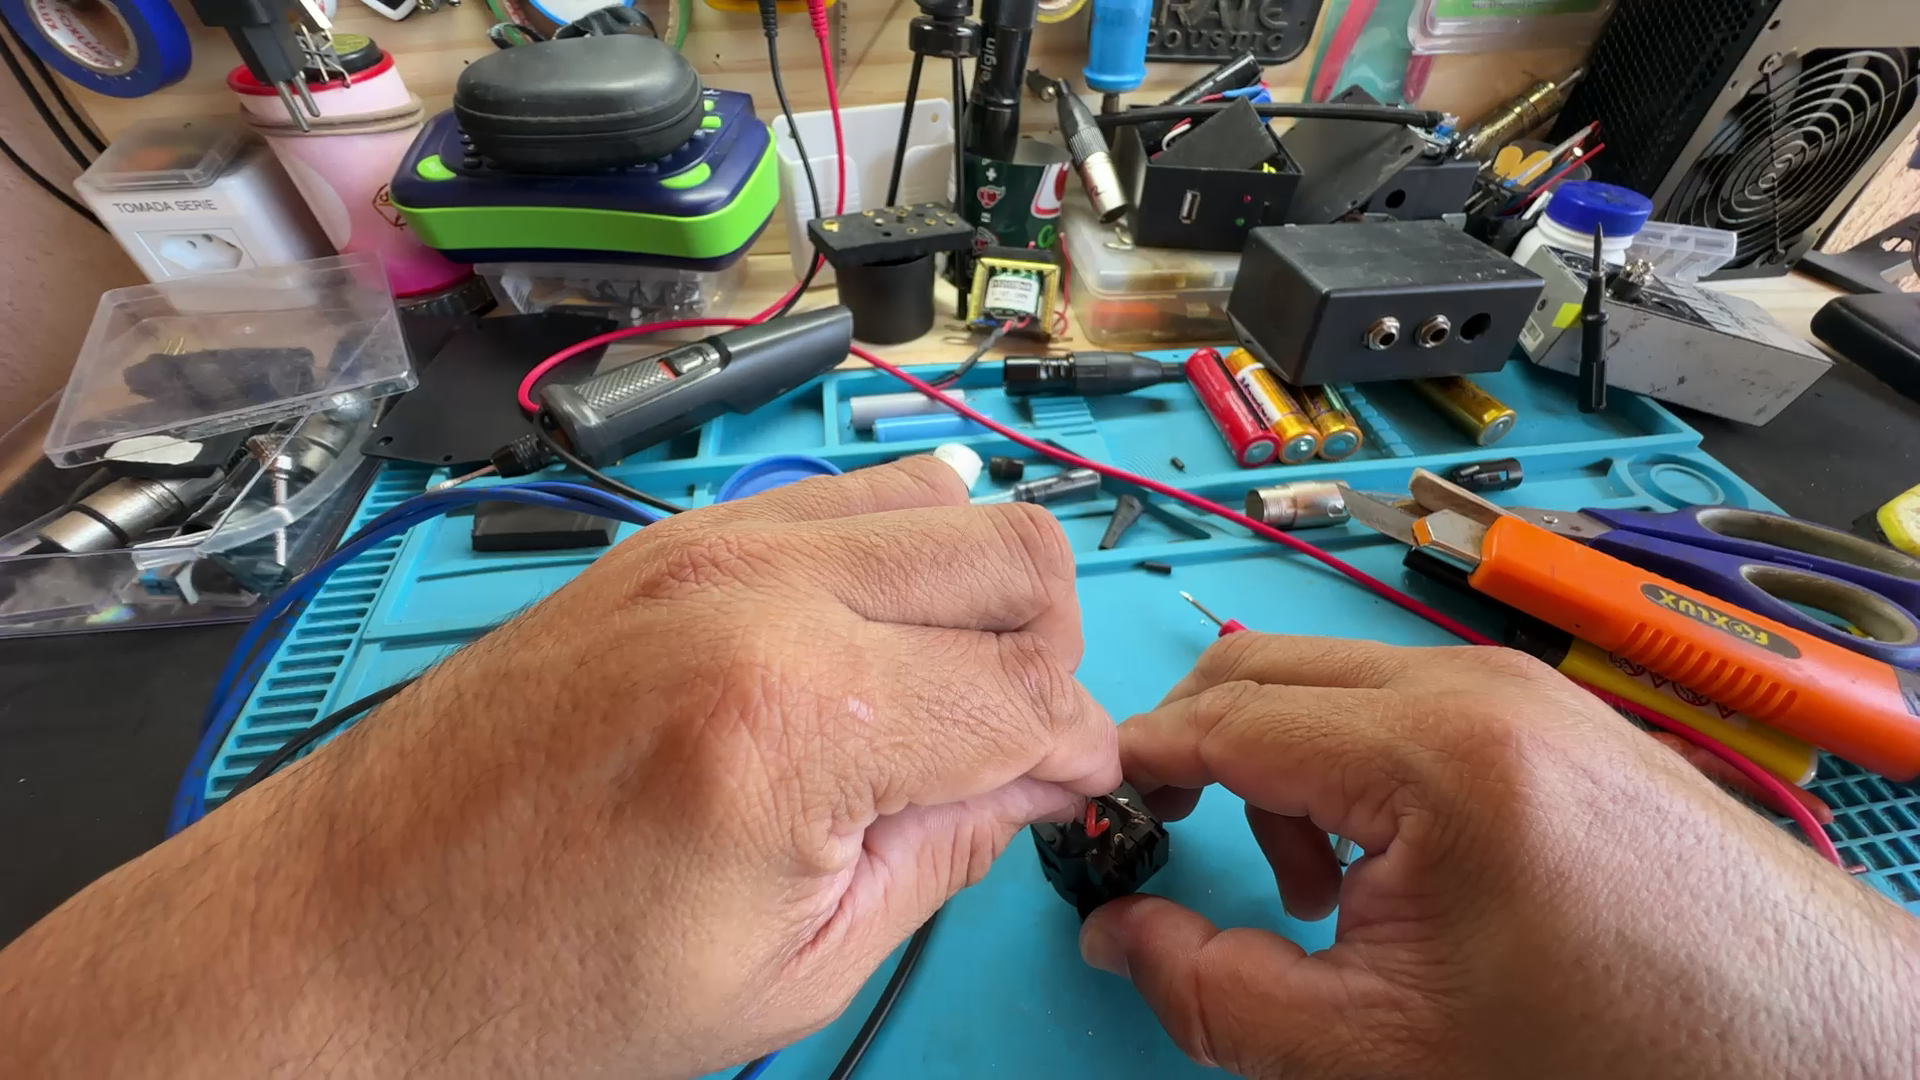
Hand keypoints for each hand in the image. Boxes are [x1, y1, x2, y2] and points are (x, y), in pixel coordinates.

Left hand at [0, 457, 1119, 1077]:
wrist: (348, 928)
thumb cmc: (556, 990)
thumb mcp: (799, 965)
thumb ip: (954, 842)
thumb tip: (1051, 768)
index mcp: (797, 721)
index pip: (1030, 695)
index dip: (1082, 747)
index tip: (1080, 780)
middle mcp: (770, 589)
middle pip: (1019, 557)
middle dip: (1055, 650)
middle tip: (1018, 729)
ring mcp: (725, 535)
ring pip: (956, 502)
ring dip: (989, 591)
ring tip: (951, 672)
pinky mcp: (693, 526)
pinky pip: (864, 490)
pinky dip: (913, 548)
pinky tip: (886, 618)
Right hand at [1081, 634, 1919, 1078]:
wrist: (1857, 1074)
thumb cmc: (1613, 1068)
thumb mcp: (1379, 1057)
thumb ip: (1211, 991)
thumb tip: (1108, 929)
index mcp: (1430, 751)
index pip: (1224, 718)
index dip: (1140, 756)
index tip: (1094, 799)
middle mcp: (1461, 680)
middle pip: (1255, 667)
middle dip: (1192, 743)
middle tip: (1181, 833)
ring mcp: (1502, 679)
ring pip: (1312, 678)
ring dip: (1269, 762)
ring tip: (1315, 884)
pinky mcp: (1527, 701)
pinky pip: (1377, 702)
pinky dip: (1335, 763)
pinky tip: (1385, 859)